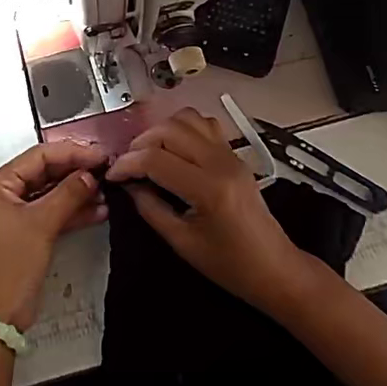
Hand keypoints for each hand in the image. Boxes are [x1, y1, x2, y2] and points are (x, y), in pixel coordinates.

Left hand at [0, 141, 107, 330]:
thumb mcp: (41, 224)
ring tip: (108, 191)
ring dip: (79, 192)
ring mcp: (16, 216)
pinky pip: (54, 214)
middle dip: (77, 171)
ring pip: (52, 194)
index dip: (72, 153)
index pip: (40, 156)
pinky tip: (99, 211)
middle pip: (46, 172)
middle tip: (107, 171)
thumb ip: (68, 194)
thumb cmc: (6, 268)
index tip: (101, 156)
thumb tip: (89, 175)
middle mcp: (4, 196)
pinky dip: (75, 212)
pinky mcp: (28, 235)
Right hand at [106, 108, 316, 314]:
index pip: (156, 159)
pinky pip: (205, 125)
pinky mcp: (235, 154)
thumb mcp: (182, 242)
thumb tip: (128, 185)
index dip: (127, 164)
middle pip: (170, 130)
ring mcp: (231, 154)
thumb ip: (151, 208)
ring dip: (161, 131)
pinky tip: (173, 151)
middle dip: (140, 144)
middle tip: (128, 166)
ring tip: (148, 155)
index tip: (112, 176)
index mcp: (209, 188)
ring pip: (188, 118)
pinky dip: (182, 130)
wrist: (273, 267)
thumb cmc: (229, 264)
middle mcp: (222, 163)